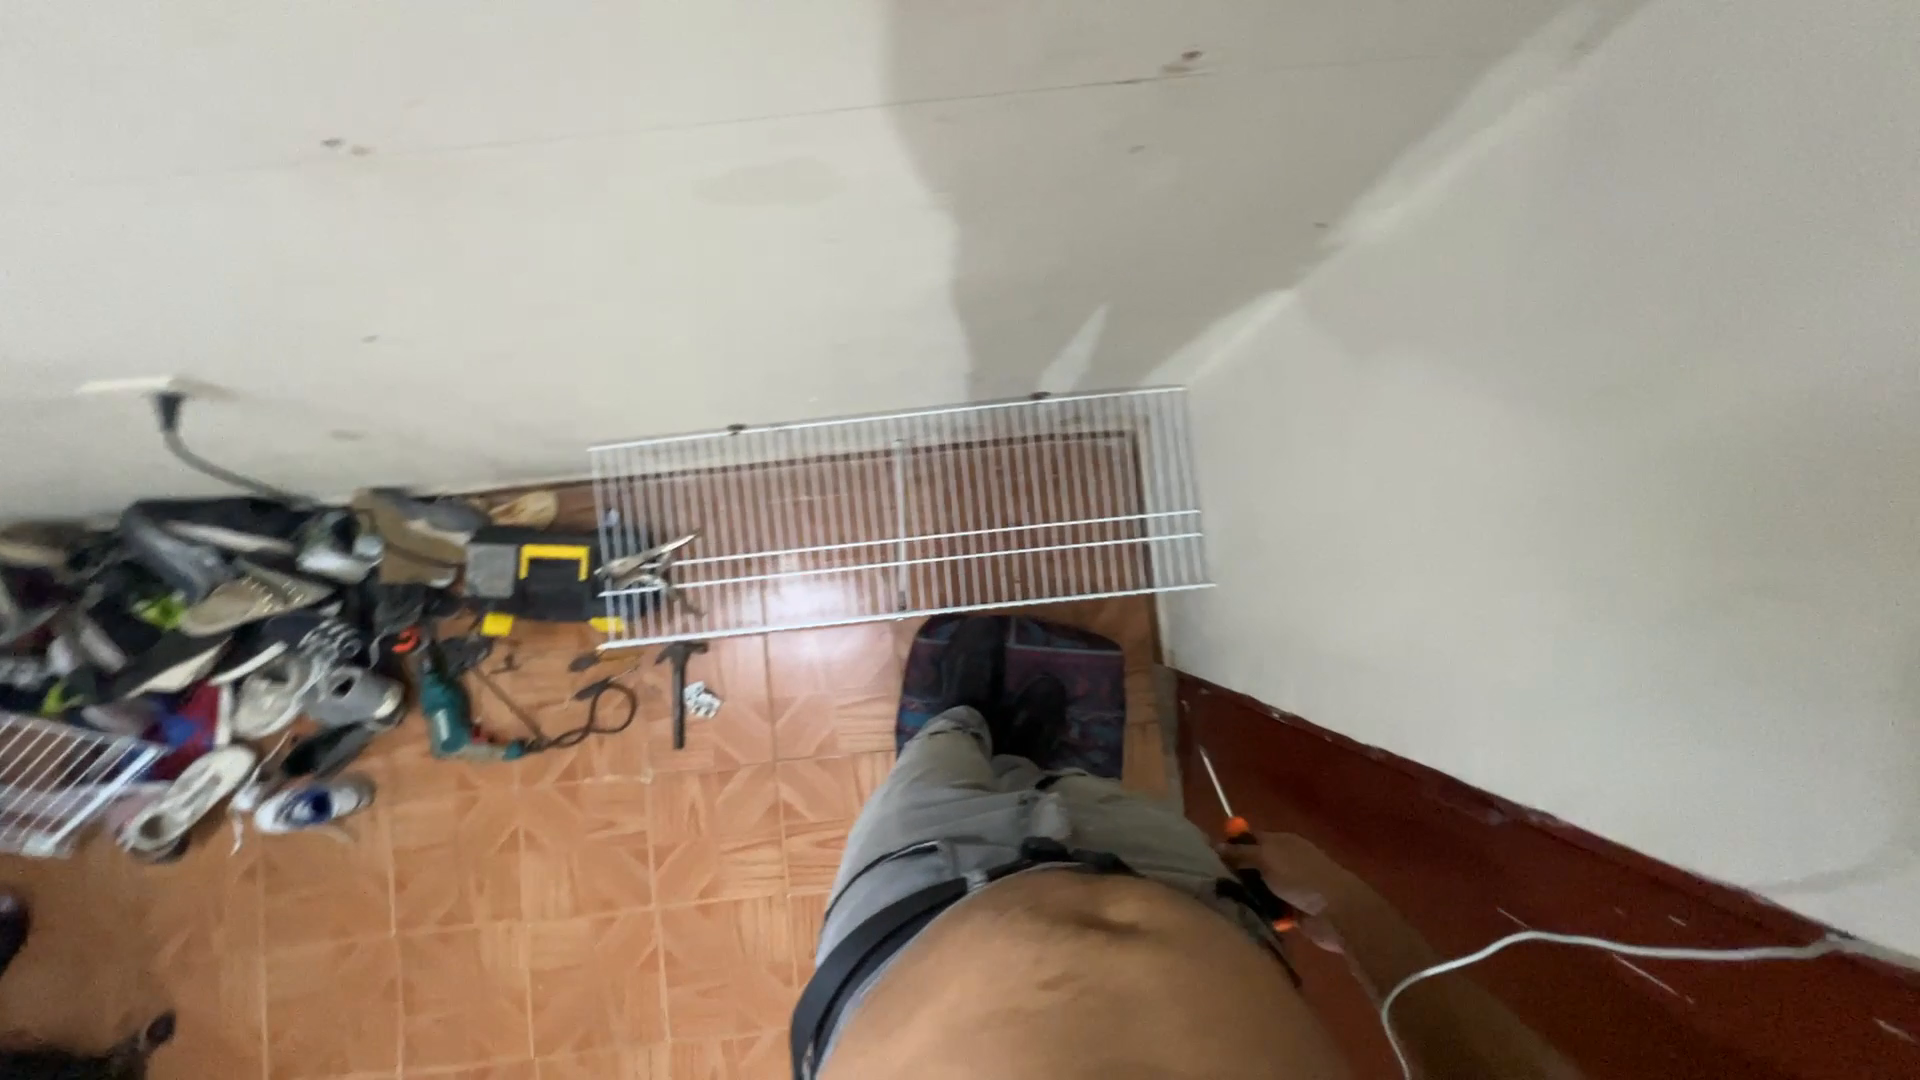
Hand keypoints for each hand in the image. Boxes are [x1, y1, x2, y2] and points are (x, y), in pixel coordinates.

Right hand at [1219, 832, 1375, 952]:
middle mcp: (1285, 862)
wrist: (1338, 913)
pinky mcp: (1294, 912)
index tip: (1211, 856)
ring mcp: (1291, 887)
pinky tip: (1245, 917)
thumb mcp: (1266, 857)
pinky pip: (1271, 910)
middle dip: (1237, 873)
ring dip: (1248, 896)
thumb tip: (1216, 845)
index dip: (1232, 844)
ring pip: (1261, 889)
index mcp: (1281, 842)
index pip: (1251, 838)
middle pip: (1254, 865)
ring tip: (1225, 902)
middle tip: (1213, 882)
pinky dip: (1262, 914)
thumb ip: (1240, 852)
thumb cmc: (1301, 876)